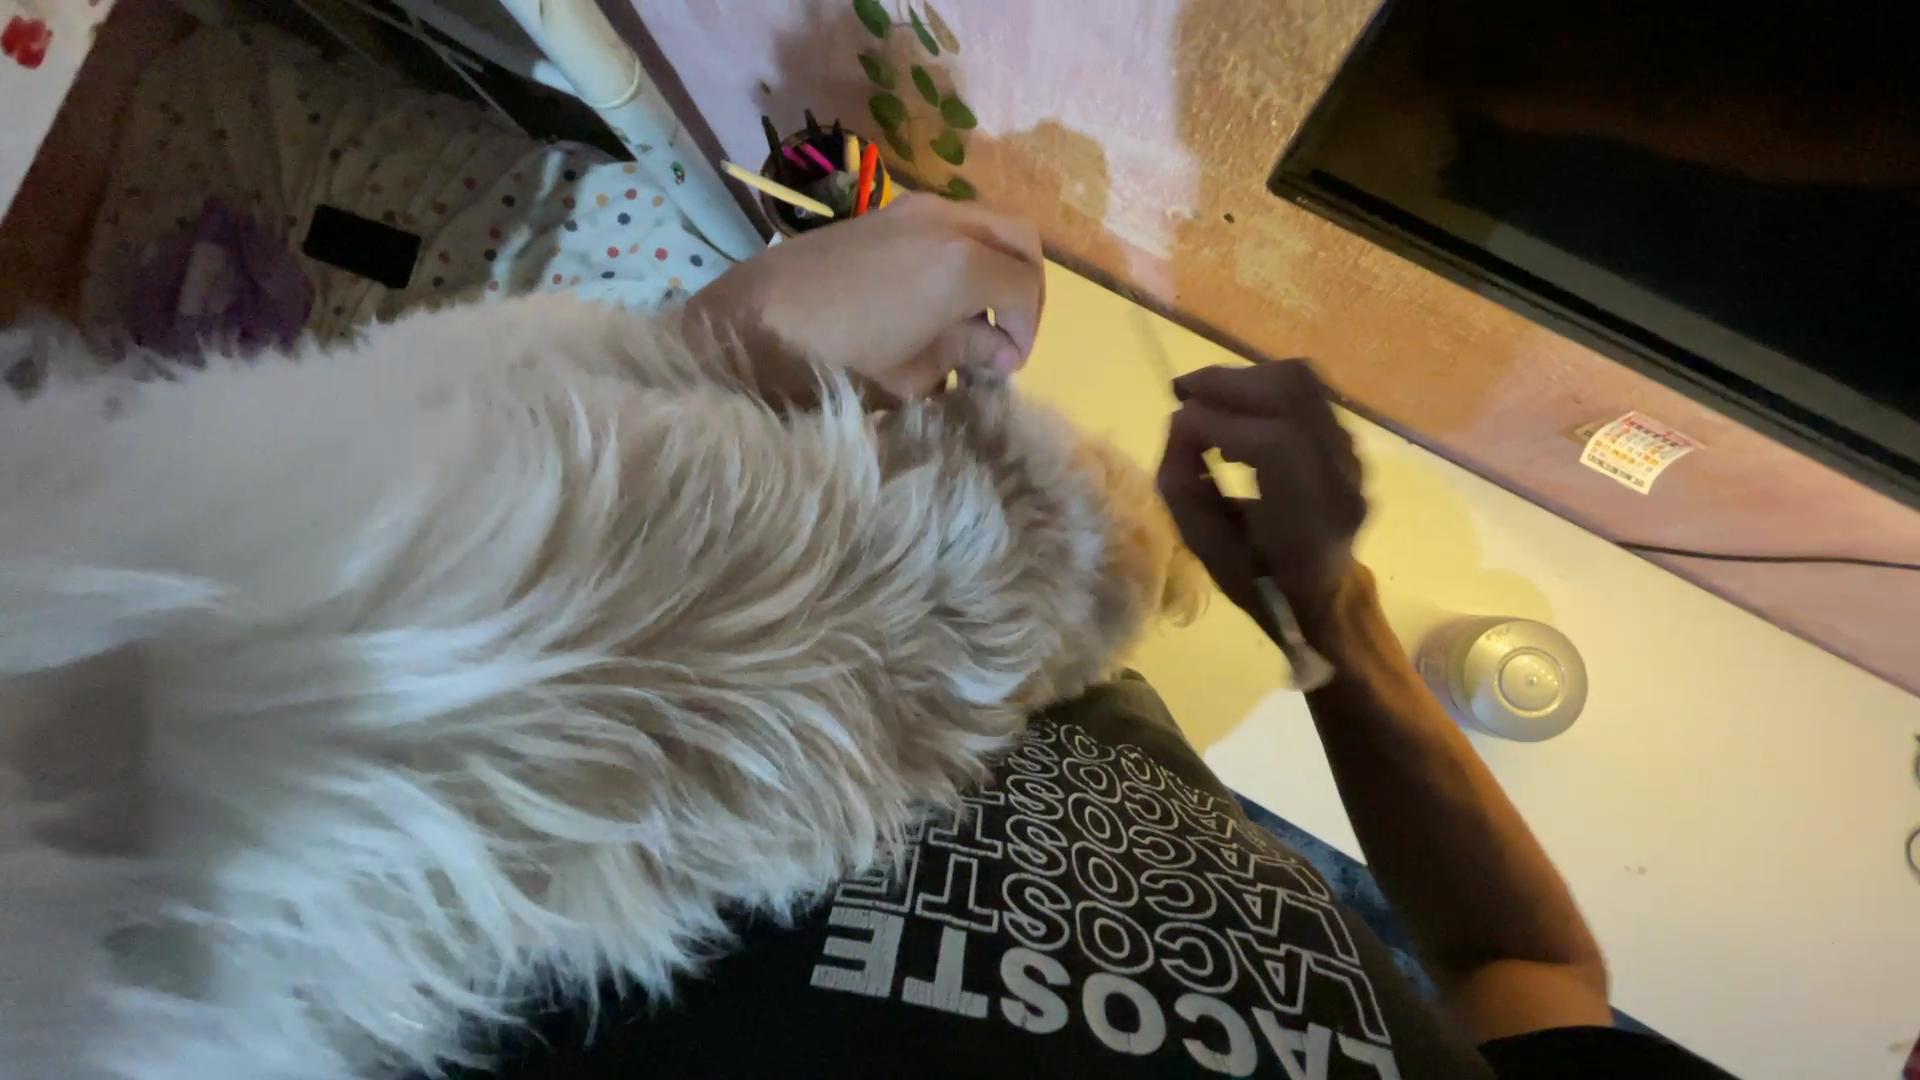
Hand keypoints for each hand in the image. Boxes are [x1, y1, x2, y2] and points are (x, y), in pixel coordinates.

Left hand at [686, 194, 1044, 400]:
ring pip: (987, 224)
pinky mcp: (888, 212)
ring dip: (996, 267)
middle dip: (1025, 289)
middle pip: (1020, 240)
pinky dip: (966, 254)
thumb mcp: (911, 375)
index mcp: (961, 266)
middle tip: (1006, 335)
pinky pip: (952, 224)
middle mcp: (948, 222)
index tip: (1007, 365)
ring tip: (973, 319)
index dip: (1027, 330)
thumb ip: (966, 353)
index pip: (1024, 287)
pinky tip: (939, 297)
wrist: (753, 322)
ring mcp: (916, 209)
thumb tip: (1001, 351)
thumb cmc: (837, 362)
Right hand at [1155, 360, 1366, 634]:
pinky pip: (1305, 392)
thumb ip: (1184, 489)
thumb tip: (1180, 424)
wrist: (1322, 588)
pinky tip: (1230, 409)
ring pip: (1301, 384)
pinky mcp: (1347, 440)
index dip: (1219, 424)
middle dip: (1228, 385)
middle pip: (1292, 396)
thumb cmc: (1258, 578)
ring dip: (1242, 380)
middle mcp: (1341, 480)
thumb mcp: (1206, 550)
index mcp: (1309, 525)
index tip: (1176, 423)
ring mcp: (1352, 456)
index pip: (1275, 444)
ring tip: (1202, 396)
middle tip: (1182, 392)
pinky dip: (1259, 389)